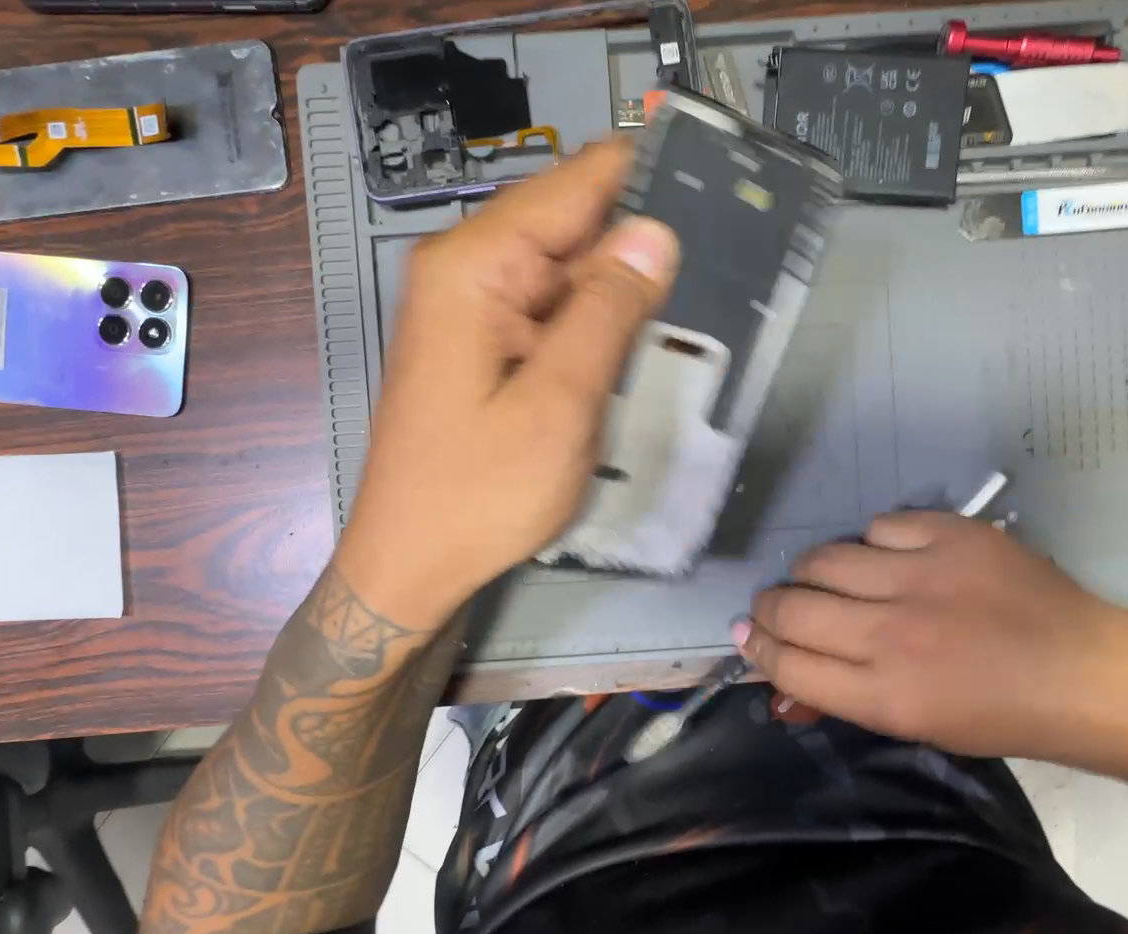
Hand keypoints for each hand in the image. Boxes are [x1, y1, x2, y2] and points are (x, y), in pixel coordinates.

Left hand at [332, 141, 679, 627]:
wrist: (412, 563)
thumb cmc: (480, 495)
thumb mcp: (559, 404)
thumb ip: (608, 313)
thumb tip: (656, 233)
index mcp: (475, 267)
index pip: (573, 186)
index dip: (644, 178)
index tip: (715, 180)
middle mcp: (465, 272)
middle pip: (569, 227)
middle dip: (634, 245)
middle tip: (715, 263)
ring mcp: (470, 310)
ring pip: (564, 274)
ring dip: (616, 292)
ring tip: (678, 310)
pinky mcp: (481, 346)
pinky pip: (548, 314)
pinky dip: (590, 326)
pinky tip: (625, 349)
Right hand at [739, 512, 1127, 769]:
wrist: (1089, 675)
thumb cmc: (1000, 716)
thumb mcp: (915, 725)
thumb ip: (842, 699)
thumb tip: (779, 685)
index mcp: (886, 695)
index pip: (787, 662)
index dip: (758, 648)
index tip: (751, 635)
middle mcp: (894, 634)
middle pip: (793, 607)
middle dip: (770, 608)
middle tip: (775, 607)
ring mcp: (924, 576)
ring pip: (824, 559)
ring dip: (811, 572)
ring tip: (825, 580)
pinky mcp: (952, 534)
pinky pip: (878, 527)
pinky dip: (871, 545)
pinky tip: (887, 560)